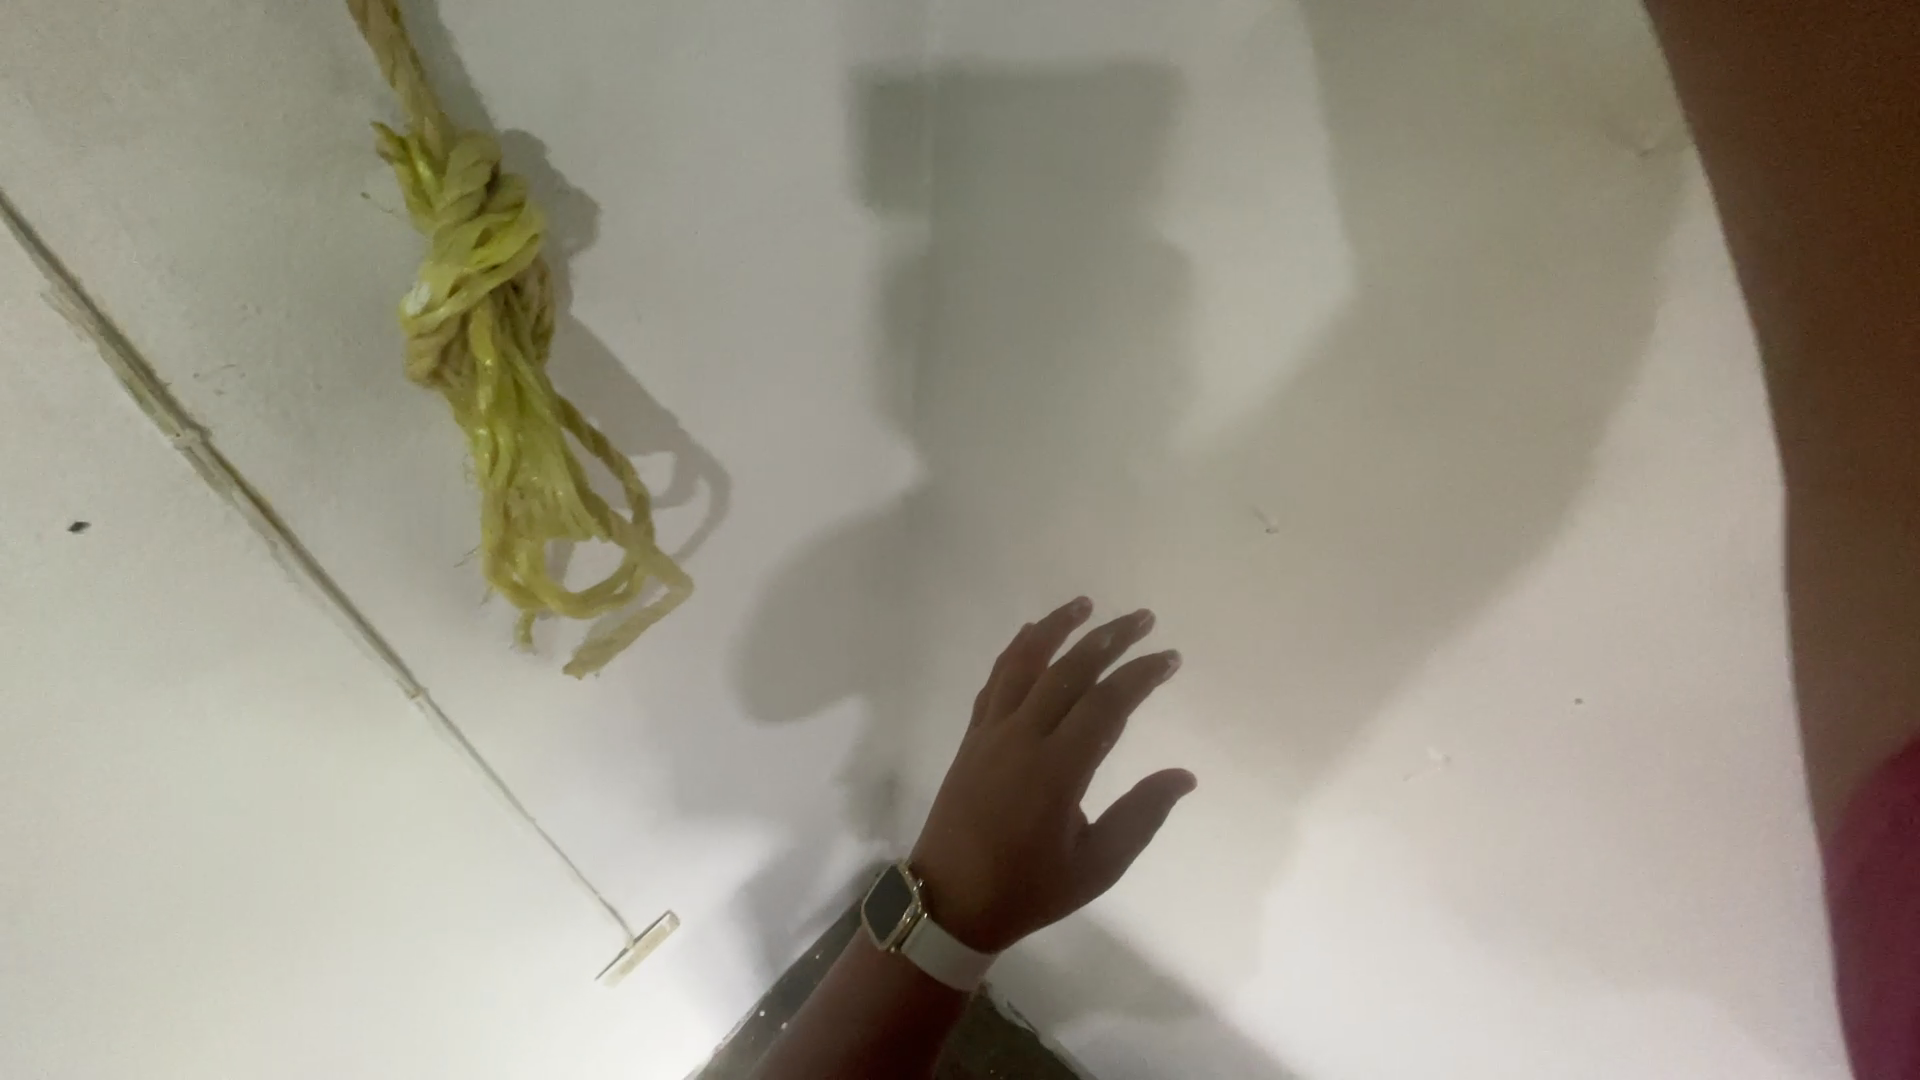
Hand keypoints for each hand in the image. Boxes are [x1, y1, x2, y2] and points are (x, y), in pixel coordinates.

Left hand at [909, 597, 1196, 952]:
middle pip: (1068, 671)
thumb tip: (1183, 775)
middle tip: (1143, 618)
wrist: (949, 900)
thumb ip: (1140, 816)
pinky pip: (995, 680)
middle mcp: (1022, 737)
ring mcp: (991, 732)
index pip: (1106, 705)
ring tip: (1084, 603)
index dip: (1140, 676)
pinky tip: (1030, 634)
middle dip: (1109, 639)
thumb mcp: (1096, 867)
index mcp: (1057, 771)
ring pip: (1025, 664)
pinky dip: (1015, 650)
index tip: (1169, 658)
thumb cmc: (1027, 889)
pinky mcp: (973, 735)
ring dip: (1056, 628)